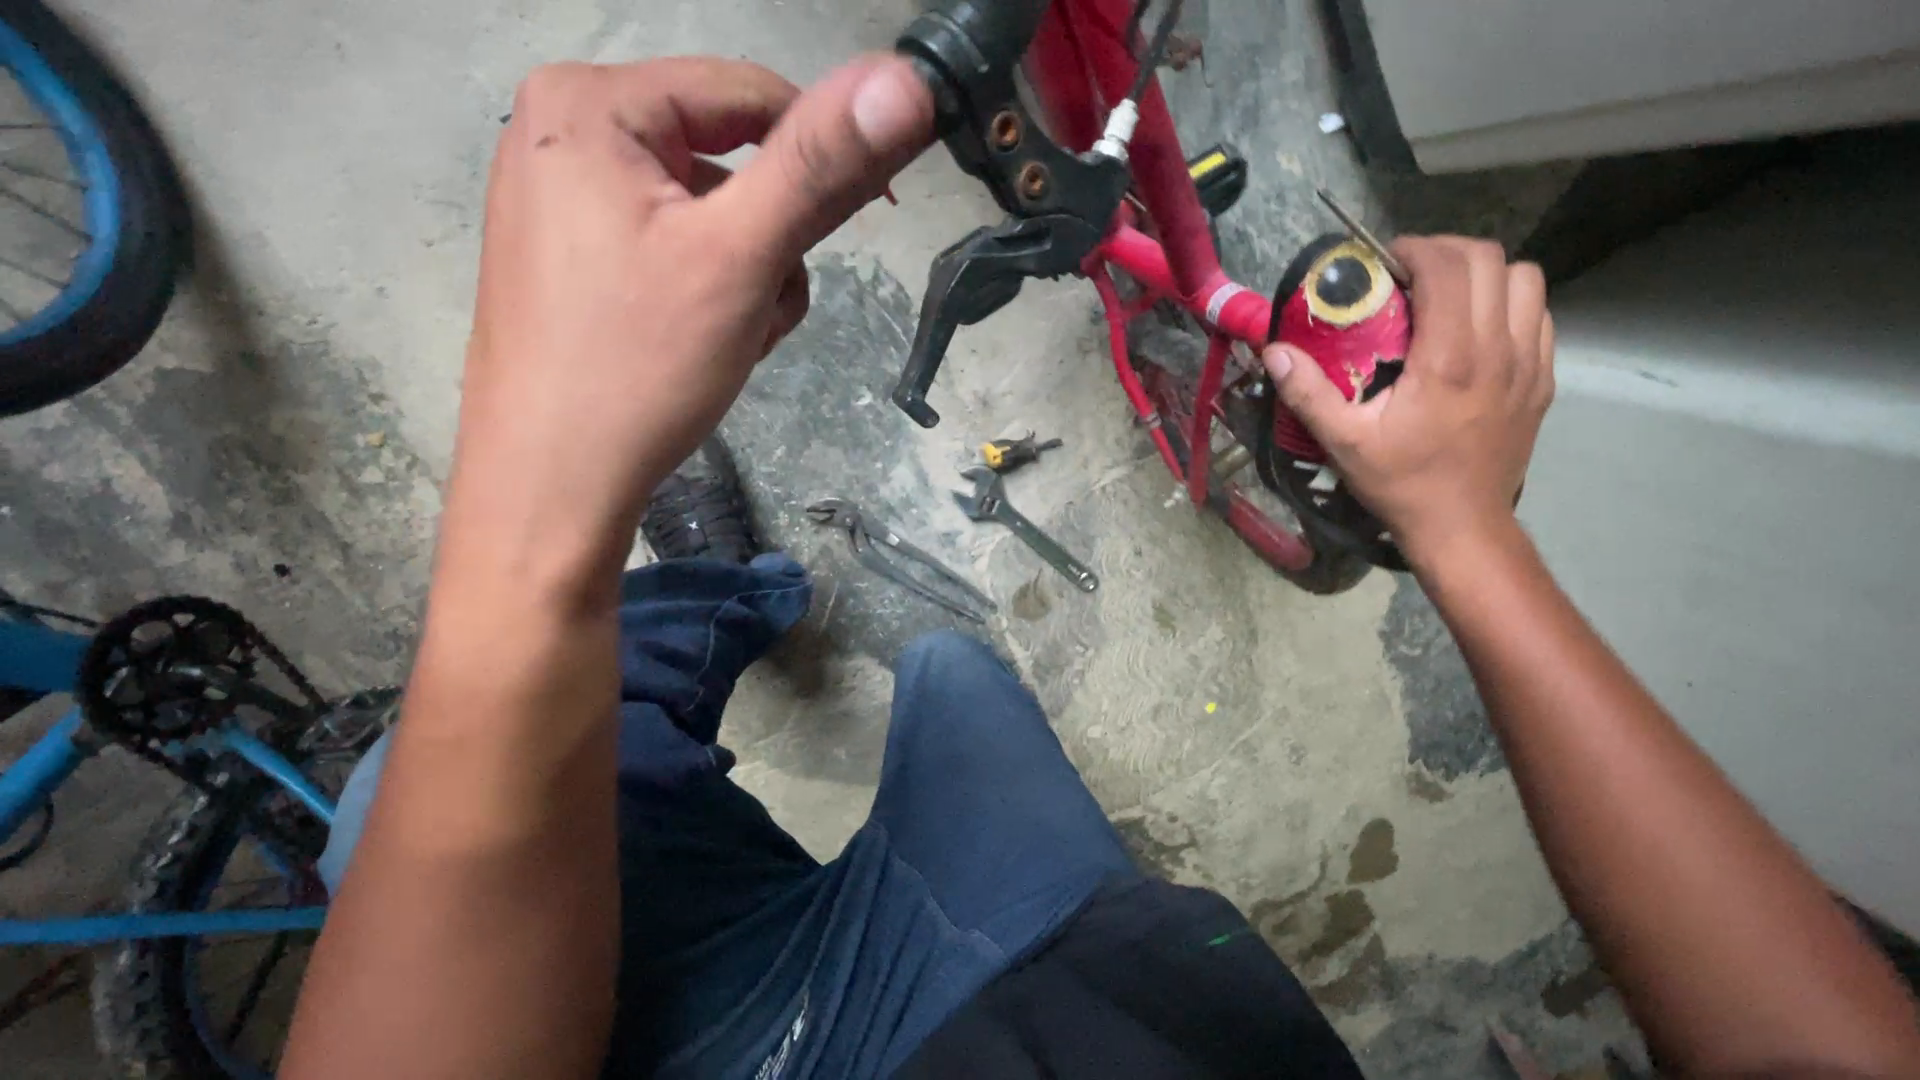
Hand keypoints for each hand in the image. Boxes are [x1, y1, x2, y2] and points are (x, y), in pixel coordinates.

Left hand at [440, 56, 931, 604]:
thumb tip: (905, 78)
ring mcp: (561, 202)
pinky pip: (672, 251)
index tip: (870, 223)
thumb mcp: (740, 258)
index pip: (748, 93)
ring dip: (748, 277)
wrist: (549, 489)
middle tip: (760, 310)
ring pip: (709, 215)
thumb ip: (820, 165)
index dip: (822, 154)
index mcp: (590, 104)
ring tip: (728, 339)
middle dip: (769, 241)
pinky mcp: (570, 262)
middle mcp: (562, 133)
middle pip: (728, 160)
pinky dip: (709, 296)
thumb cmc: (637, 366)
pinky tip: (699, 348)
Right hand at [1261, 236, 1554, 568]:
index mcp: (1448, 359)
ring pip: (1526, 280)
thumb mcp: (1343, 442)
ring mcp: (1530, 363)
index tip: (1387, 261)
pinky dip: (1509, 304)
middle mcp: (1498, 349)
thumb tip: (1273, 350)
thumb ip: (1307, 392)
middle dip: (1448, 253)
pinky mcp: (1543, 379)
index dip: (1417, 250)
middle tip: (1412, 273)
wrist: (1462, 526)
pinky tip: (1477, 329)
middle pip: (1492, 261)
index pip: (1449, 269)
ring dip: (1486, 274)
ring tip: (1449, 295)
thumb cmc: (1400, 483)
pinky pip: (1539, 315)